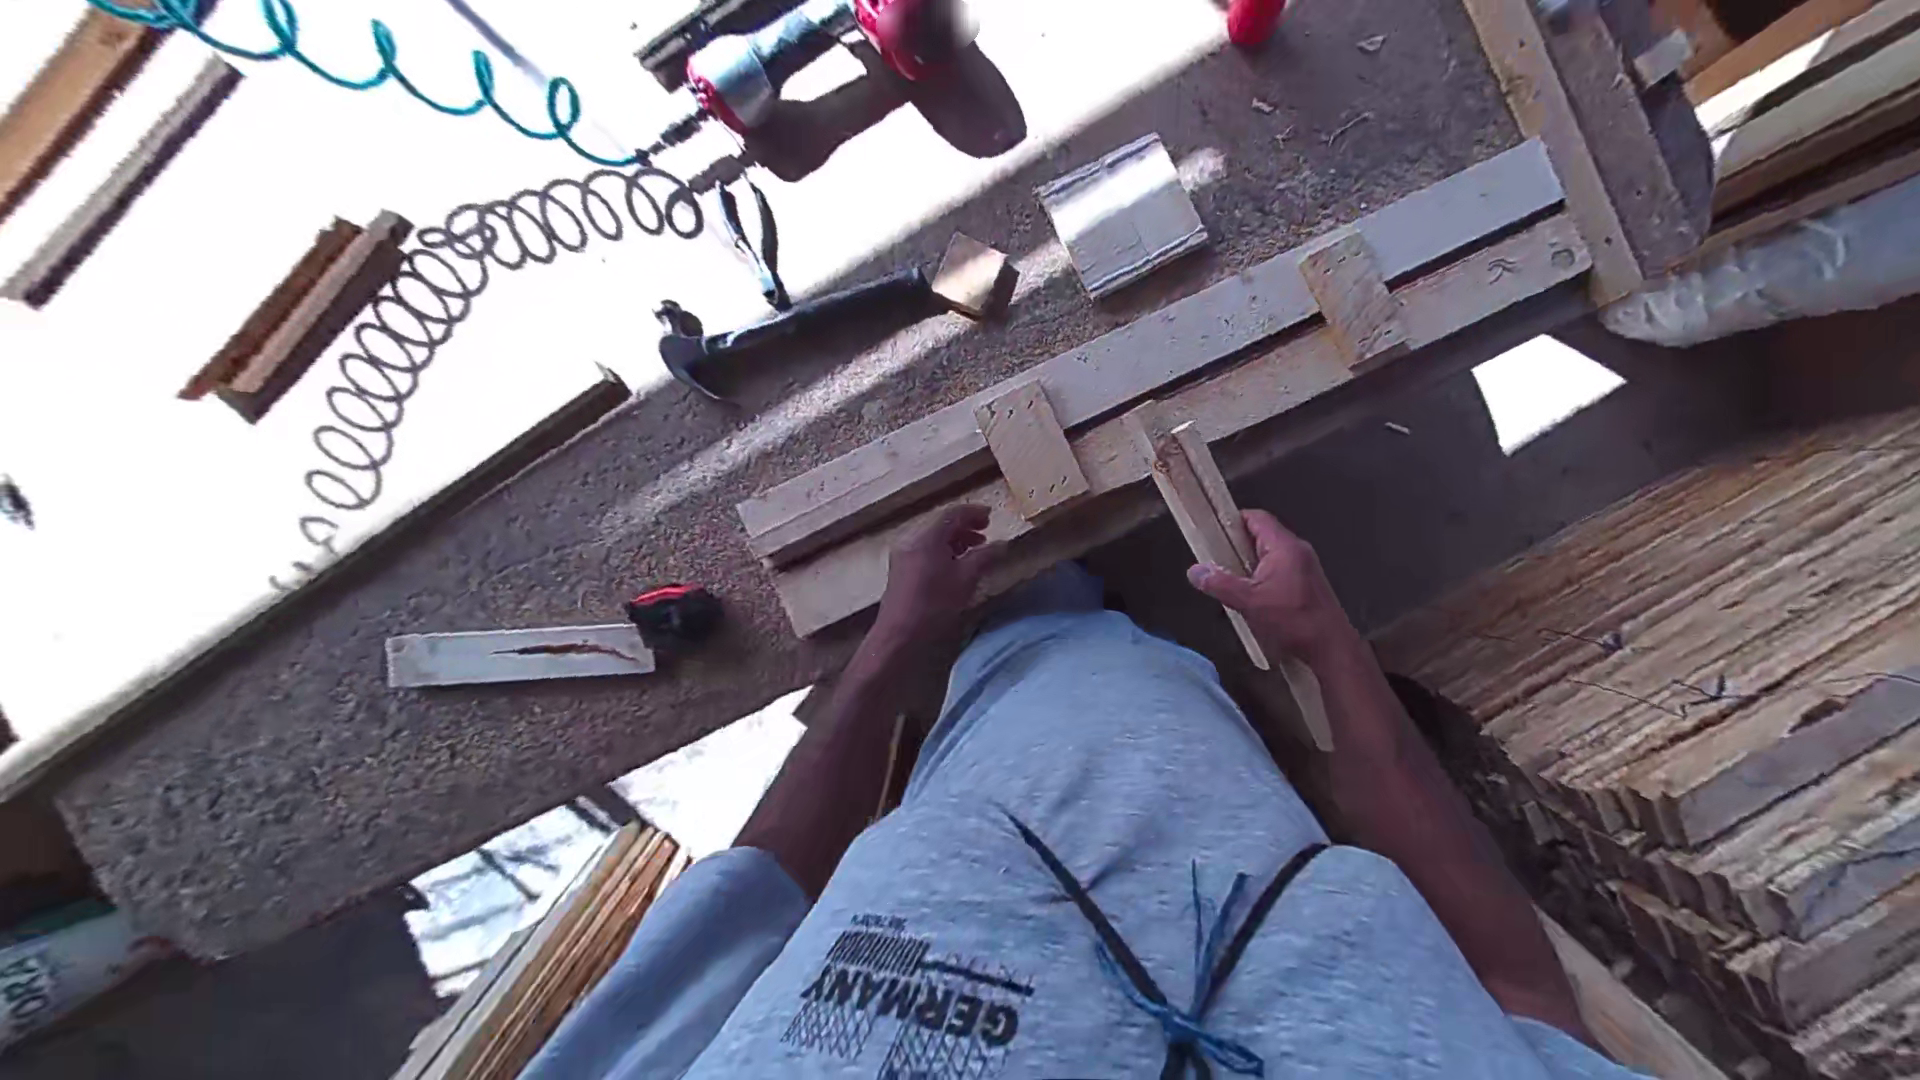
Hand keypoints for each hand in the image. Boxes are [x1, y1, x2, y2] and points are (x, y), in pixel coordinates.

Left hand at [871, 504, 1001, 651]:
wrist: (899, 634)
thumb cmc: (935, 604)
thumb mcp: (966, 579)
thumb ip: (985, 557)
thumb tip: (1002, 544)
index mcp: (927, 537)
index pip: (952, 514)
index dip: (974, 512)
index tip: (991, 516)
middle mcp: (911, 540)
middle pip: (941, 524)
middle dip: (965, 526)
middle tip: (985, 532)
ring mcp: (903, 554)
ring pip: (932, 537)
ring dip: (954, 539)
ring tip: (974, 549)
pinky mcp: (900, 568)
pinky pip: (924, 549)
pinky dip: (942, 550)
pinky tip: (955, 564)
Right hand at [1186, 509, 1357, 663]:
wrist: (1331, 648)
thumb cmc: (1294, 621)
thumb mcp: (1249, 602)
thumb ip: (1219, 584)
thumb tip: (1195, 572)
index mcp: (1285, 547)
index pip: (1256, 517)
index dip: (1231, 520)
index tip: (1211, 532)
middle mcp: (1297, 550)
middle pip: (1261, 534)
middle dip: (1235, 544)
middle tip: (1214, 558)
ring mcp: (1304, 565)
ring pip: (1268, 552)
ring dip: (1246, 562)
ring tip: (1227, 577)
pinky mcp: (1306, 581)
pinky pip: (1277, 567)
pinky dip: (1259, 574)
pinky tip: (1248, 593)